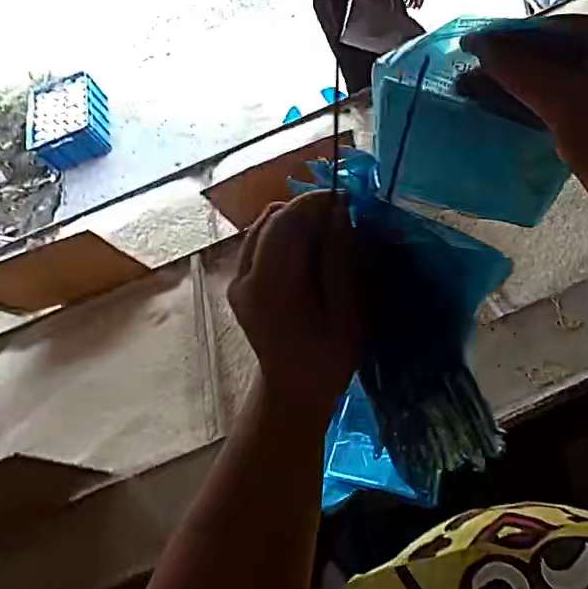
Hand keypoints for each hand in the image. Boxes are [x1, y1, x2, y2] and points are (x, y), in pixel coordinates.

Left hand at [228, 191, 359, 417]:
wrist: (294, 390)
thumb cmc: (329, 359)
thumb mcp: (347, 313)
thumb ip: (340, 261)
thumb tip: (340, 214)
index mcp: (272, 288)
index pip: (288, 223)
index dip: (318, 202)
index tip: (350, 198)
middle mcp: (245, 277)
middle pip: (273, 218)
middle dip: (309, 208)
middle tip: (345, 214)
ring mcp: (237, 278)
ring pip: (264, 224)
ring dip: (297, 218)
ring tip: (329, 228)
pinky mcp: (239, 280)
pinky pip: (261, 239)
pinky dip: (286, 232)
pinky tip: (310, 245)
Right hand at [462, 15, 587, 211]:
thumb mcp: (561, 100)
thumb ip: (518, 70)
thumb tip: (480, 46)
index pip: (548, 27)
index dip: (505, 38)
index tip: (468, 50)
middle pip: (553, 53)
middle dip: (510, 67)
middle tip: (469, 79)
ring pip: (560, 80)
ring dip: (522, 89)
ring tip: (480, 98)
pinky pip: (570, 101)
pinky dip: (541, 106)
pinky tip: (514, 116)